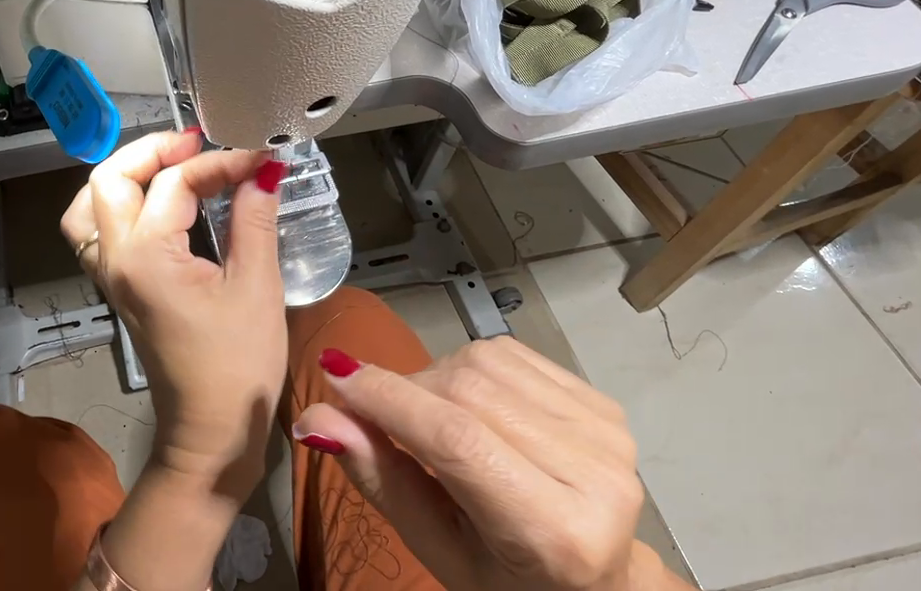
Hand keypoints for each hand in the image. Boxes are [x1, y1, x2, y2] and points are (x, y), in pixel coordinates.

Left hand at [60, 130, 285, 498]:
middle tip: (199, 146)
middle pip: (109, 179)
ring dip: (125, 175)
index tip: (259, 158)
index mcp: (145, 256)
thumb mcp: (256, 286)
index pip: (175, 183)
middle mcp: (114, 258)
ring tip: (171, 166)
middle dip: (153, 151)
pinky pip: (95, 230)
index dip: (219, 162)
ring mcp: (108, 274)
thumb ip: (254, 218)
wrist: (210, 432)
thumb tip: (264, 168)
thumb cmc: (238, 365)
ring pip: (90, 204)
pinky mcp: (116, 286)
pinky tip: (155, 202)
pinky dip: (117, 204)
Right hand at [293, 337, 674, 590]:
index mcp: (554, 535)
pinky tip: (473, 404)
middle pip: (467, 390)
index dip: (388, 398)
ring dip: (437, 377)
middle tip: (381, 414)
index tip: (334, 375)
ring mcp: (607, 435)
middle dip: (406, 389)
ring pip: (484, 361)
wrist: (599, 584)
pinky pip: (509, 353)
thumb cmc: (505, 579)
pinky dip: (470, 367)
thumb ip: (378, 478)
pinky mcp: (604, 404)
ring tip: (433, 418)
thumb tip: (313, 418)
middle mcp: (595, 477)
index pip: (455, 439)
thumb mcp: (435, 548)